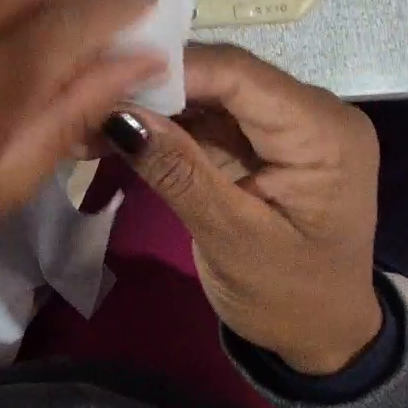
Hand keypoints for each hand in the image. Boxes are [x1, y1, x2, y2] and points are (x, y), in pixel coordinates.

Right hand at [116, 45, 382, 374]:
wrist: (318, 338)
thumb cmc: (288, 297)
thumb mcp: (231, 238)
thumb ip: (178, 171)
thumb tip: (119, 115)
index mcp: (322, 132)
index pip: (238, 74)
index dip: (170, 69)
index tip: (105, 80)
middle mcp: (307, 110)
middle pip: (218, 73)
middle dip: (151, 84)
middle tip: (85, 96)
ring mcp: (278, 121)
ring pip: (202, 89)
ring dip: (147, 102)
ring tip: (88, 115)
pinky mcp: (252, 135)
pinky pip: (199, 113)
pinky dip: (157, 122)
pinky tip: (111, 130)